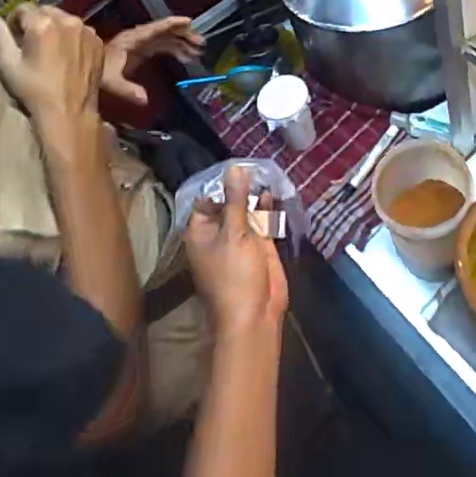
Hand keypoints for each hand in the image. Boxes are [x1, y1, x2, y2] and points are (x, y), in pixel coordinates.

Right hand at [0, 3, 107, 124]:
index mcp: (43, 24)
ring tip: (50, 49)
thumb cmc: (33, 89)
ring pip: (66, 19)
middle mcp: (69, 21)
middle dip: (36, 22)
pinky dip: (72, 36)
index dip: (15, 21)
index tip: (15, 37)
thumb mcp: (8, 63)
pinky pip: (81, 30)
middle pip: (47, 10)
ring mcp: (87, 30)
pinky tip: (67, 54)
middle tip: (31, 43)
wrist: (69, 109)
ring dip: (56, 27)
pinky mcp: (99, 41)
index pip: (24, 8)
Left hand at [101, 16, 203, 105]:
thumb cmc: (96, 73)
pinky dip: (176, 50)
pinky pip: (163, 47)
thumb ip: (126, 89)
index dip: (172, 23)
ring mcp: (141, 44)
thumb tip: (145, 100)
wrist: (84, 72)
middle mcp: (139, 38)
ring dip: (183, 43)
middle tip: (201, 43)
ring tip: (198, 52)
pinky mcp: (141, 51)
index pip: (156, 28)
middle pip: (165, 32)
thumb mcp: (109, 81)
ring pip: (166, 39)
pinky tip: (186, 58)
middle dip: (184, 35)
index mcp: (132, 40)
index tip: (189, 21)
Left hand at [184, 166, 287, 336]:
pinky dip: (268, 207)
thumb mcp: (234, 233)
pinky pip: (262, 220)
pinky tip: (273, 192)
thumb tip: (234, 168)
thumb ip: (235, 200)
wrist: (255, 314)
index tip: (236, 162)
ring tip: (267, 171)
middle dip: (241, 185)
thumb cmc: (235, 274)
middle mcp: (219, 232)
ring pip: (246, 209)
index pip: (206, 198)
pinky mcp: (260, 245)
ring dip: (255, 194)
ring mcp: (240, 239)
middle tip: (256, 162)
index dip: (220, 182)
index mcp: (202, 232)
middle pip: (228, 201)